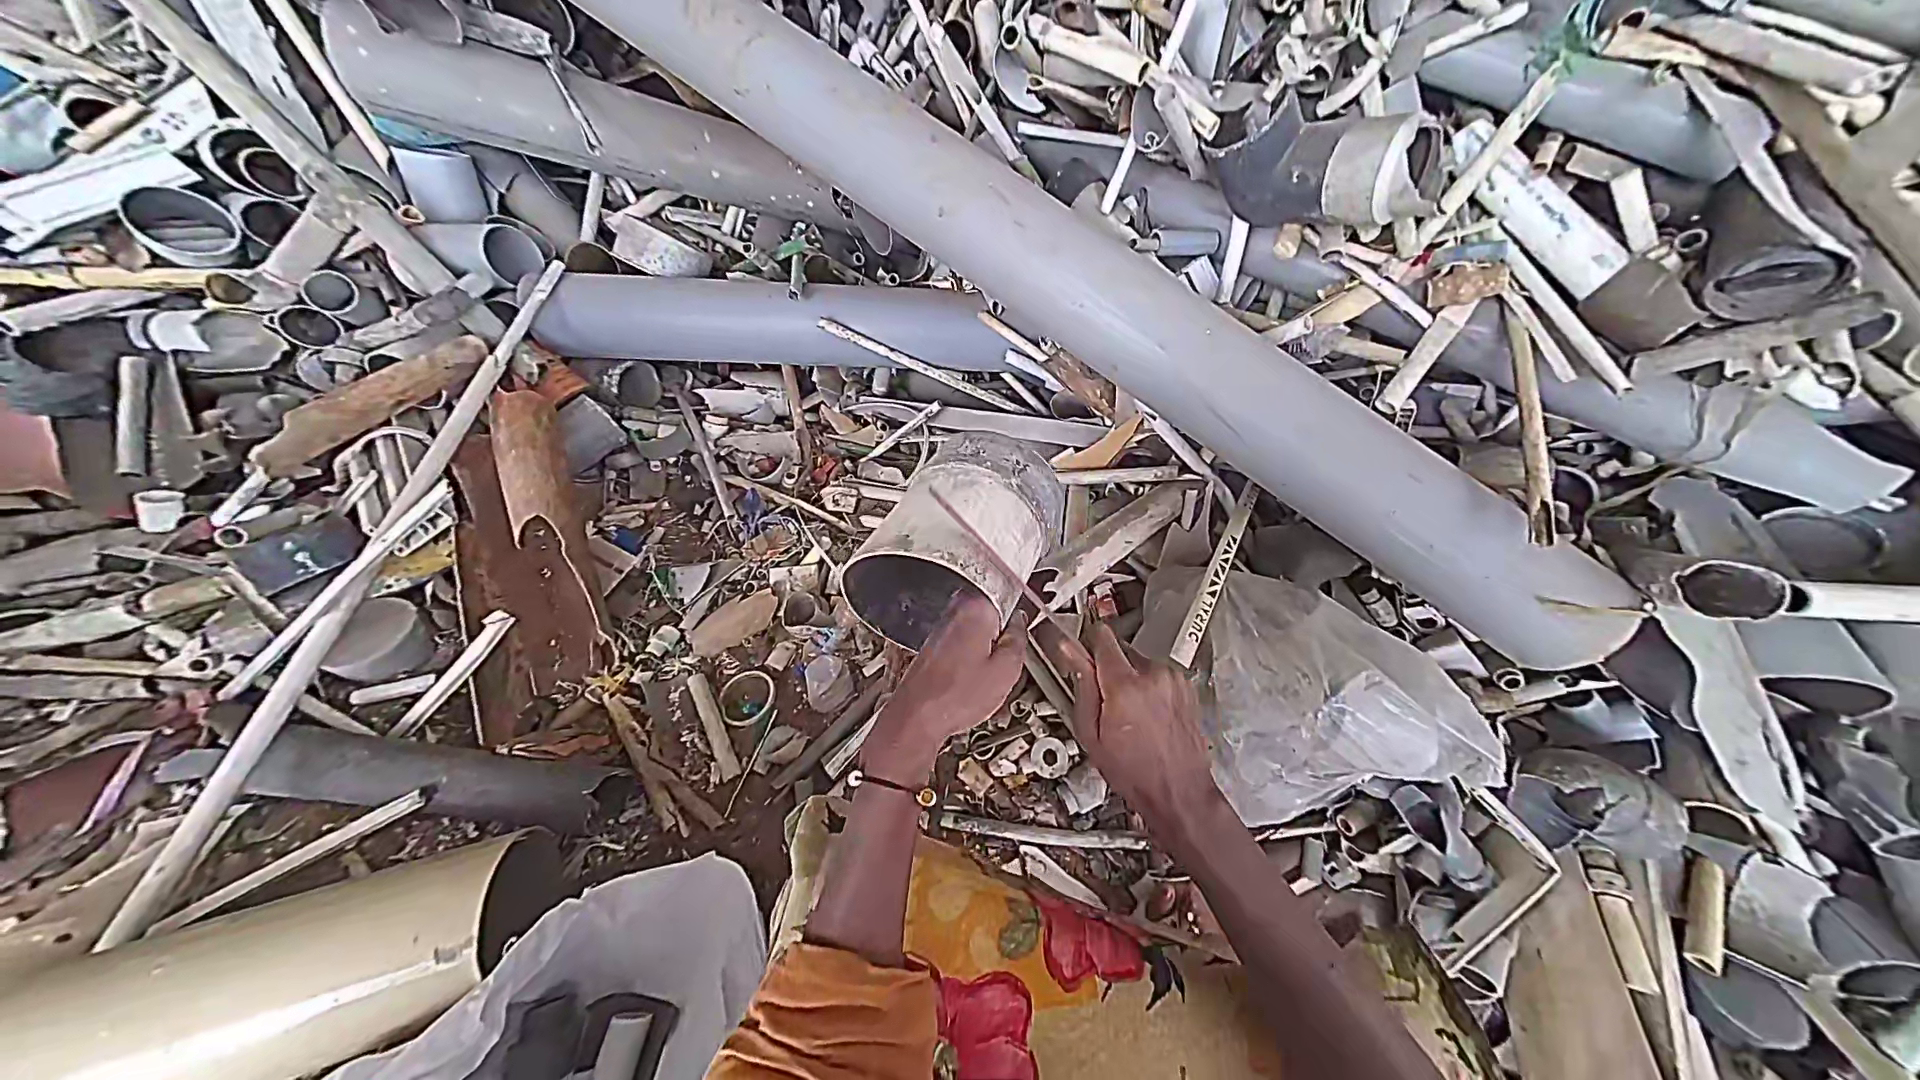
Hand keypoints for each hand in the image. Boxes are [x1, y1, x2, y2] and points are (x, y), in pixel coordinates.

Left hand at [861, 593, 1025, 783]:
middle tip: (1006, 663)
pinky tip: (970, 684)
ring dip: (986, 651)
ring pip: (978, 633)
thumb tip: (1020, 625)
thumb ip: (1019, 640)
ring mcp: (942, 627)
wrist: (916, 717)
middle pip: (994, 616)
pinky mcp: (934, 644)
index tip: (1024, 632)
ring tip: (986, 679)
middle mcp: (955, 611)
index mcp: (976, 608)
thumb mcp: (1006, 671)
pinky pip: (963, 646)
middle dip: (1002, 638)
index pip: (1010, 597)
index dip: (1021, 618)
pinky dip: (970, 661)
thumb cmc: (953, 697)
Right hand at [1034, 618, 1221, 833]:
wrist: (1179, 793)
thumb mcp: (1091, 734)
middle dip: (1108, 668)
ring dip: (1129, 679)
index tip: (1081, 654)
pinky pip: (1157, 674)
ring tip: (1127, 713)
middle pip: (1120, 649)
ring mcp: (1174, 680)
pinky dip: (1148, 687)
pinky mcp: (1185, 686)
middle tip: (1104, 701)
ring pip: (1139, 661)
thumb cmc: (1136, 773)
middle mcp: (1154, 675)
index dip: (1086, 645)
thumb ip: (1081, 685)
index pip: (1101, 638)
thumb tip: (1070, 654)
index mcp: (1126, 686)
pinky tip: (1145, 715)